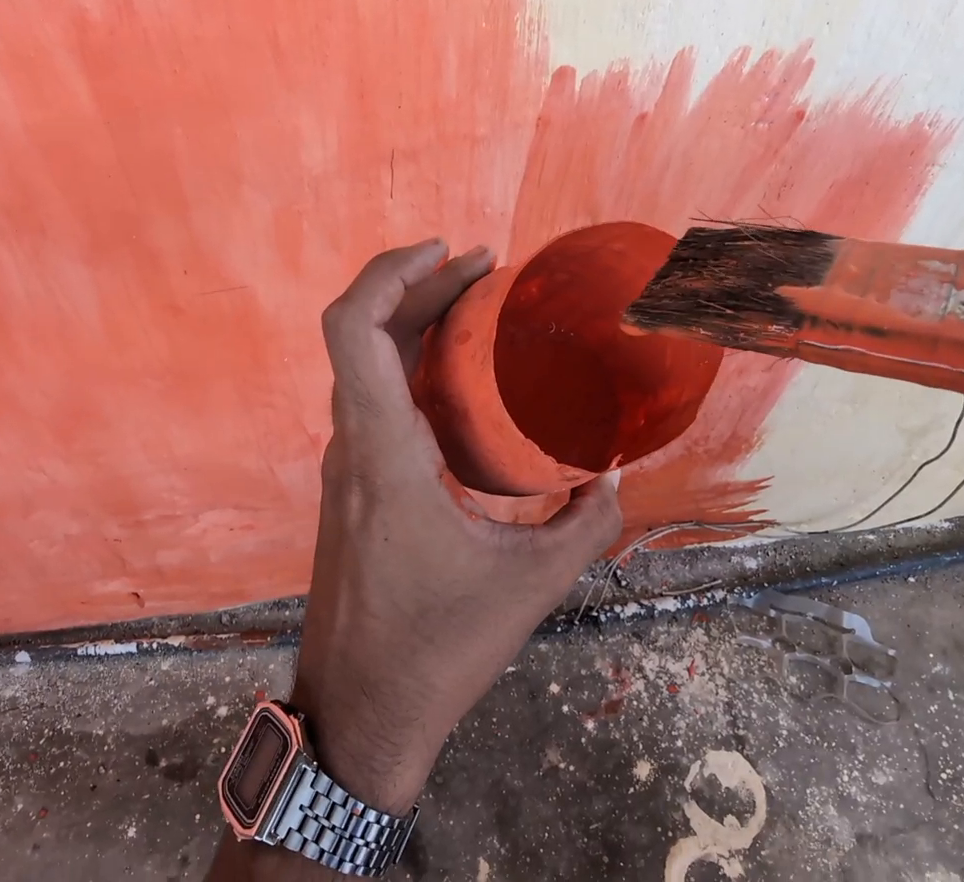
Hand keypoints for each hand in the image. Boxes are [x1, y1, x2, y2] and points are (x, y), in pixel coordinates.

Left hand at [211, 239, 622, 880]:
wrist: (361, 710)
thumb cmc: (437, 648)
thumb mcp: (530, 585)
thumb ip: (586, 525)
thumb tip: (616, 478)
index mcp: (383, 454)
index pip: (353, 329)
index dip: (390, 272)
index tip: (450, 252)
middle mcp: (353, 447)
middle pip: (364, 335)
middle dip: (422, 287)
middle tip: (489, 270)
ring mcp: (347, 469)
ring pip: (366, 368)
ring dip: (414, 326)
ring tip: (480, 310)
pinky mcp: (354, 489)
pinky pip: (374, 402)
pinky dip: (411, 369)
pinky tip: (461, 382)